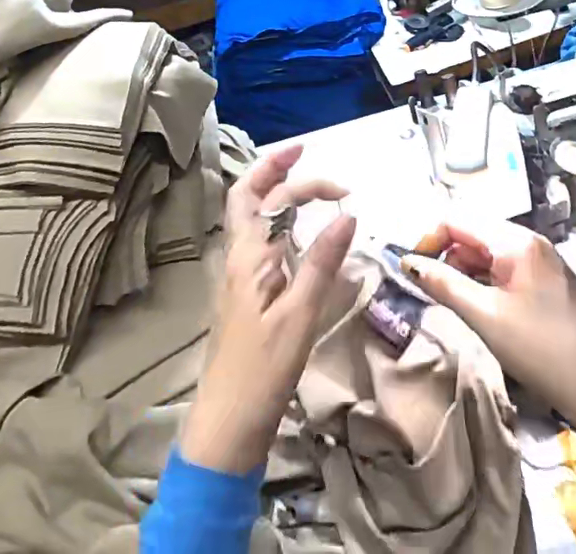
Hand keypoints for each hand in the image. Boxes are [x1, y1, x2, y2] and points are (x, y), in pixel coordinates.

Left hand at [179, 143, 355, 474]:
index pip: (276, 200)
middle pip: (244, 197)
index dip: (311, 186)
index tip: (347, 193)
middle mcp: (238, 258)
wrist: (227, 425)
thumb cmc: (263, 370)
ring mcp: (237, 276)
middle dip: (270, 168)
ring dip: (268, 189)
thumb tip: (348, 213)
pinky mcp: (244, 293)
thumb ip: (322, 261)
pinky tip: (293, 230)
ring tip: (295, 176)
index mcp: (249, 258)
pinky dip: (272, 218)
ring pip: (246, 217)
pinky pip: (255, 240)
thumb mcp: (300, 314)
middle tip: (299, 150)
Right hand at [402, 217, 575, 422]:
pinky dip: (483, 282)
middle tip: (428, 292)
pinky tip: (477, 308)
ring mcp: (540, 261)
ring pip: (488, 253)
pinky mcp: (546, 282)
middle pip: (473, 233)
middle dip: (446, 256)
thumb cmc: (540, 347)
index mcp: (516, 240)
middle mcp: (529, 241)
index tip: (411, 271)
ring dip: (463, 271)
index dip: (429, 240)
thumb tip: (408, 263)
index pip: (458, 219)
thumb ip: (444, 285)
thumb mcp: (485, 316)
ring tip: (449, 303)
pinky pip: (504, 269)